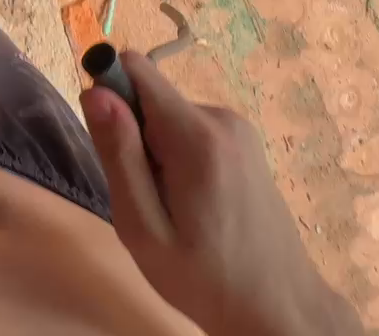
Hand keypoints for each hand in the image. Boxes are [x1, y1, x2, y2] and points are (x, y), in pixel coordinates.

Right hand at [79, 52, 361, 335]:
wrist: (283, 315)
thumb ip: (118, 154)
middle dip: (133, 133)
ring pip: (166, 113)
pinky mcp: (244, 140)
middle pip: (148, 94)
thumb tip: (94, 92)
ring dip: (155, 148)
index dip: (110, 95)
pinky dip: (177, 154)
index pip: (133, 67)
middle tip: (145, 194)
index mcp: (195, 134)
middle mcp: (219, 117)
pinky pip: (187, 126)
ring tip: (172, 204)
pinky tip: (193, 201)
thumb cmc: (204, 278)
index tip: (113, 145)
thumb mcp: (142, 227)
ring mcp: (237, 128)